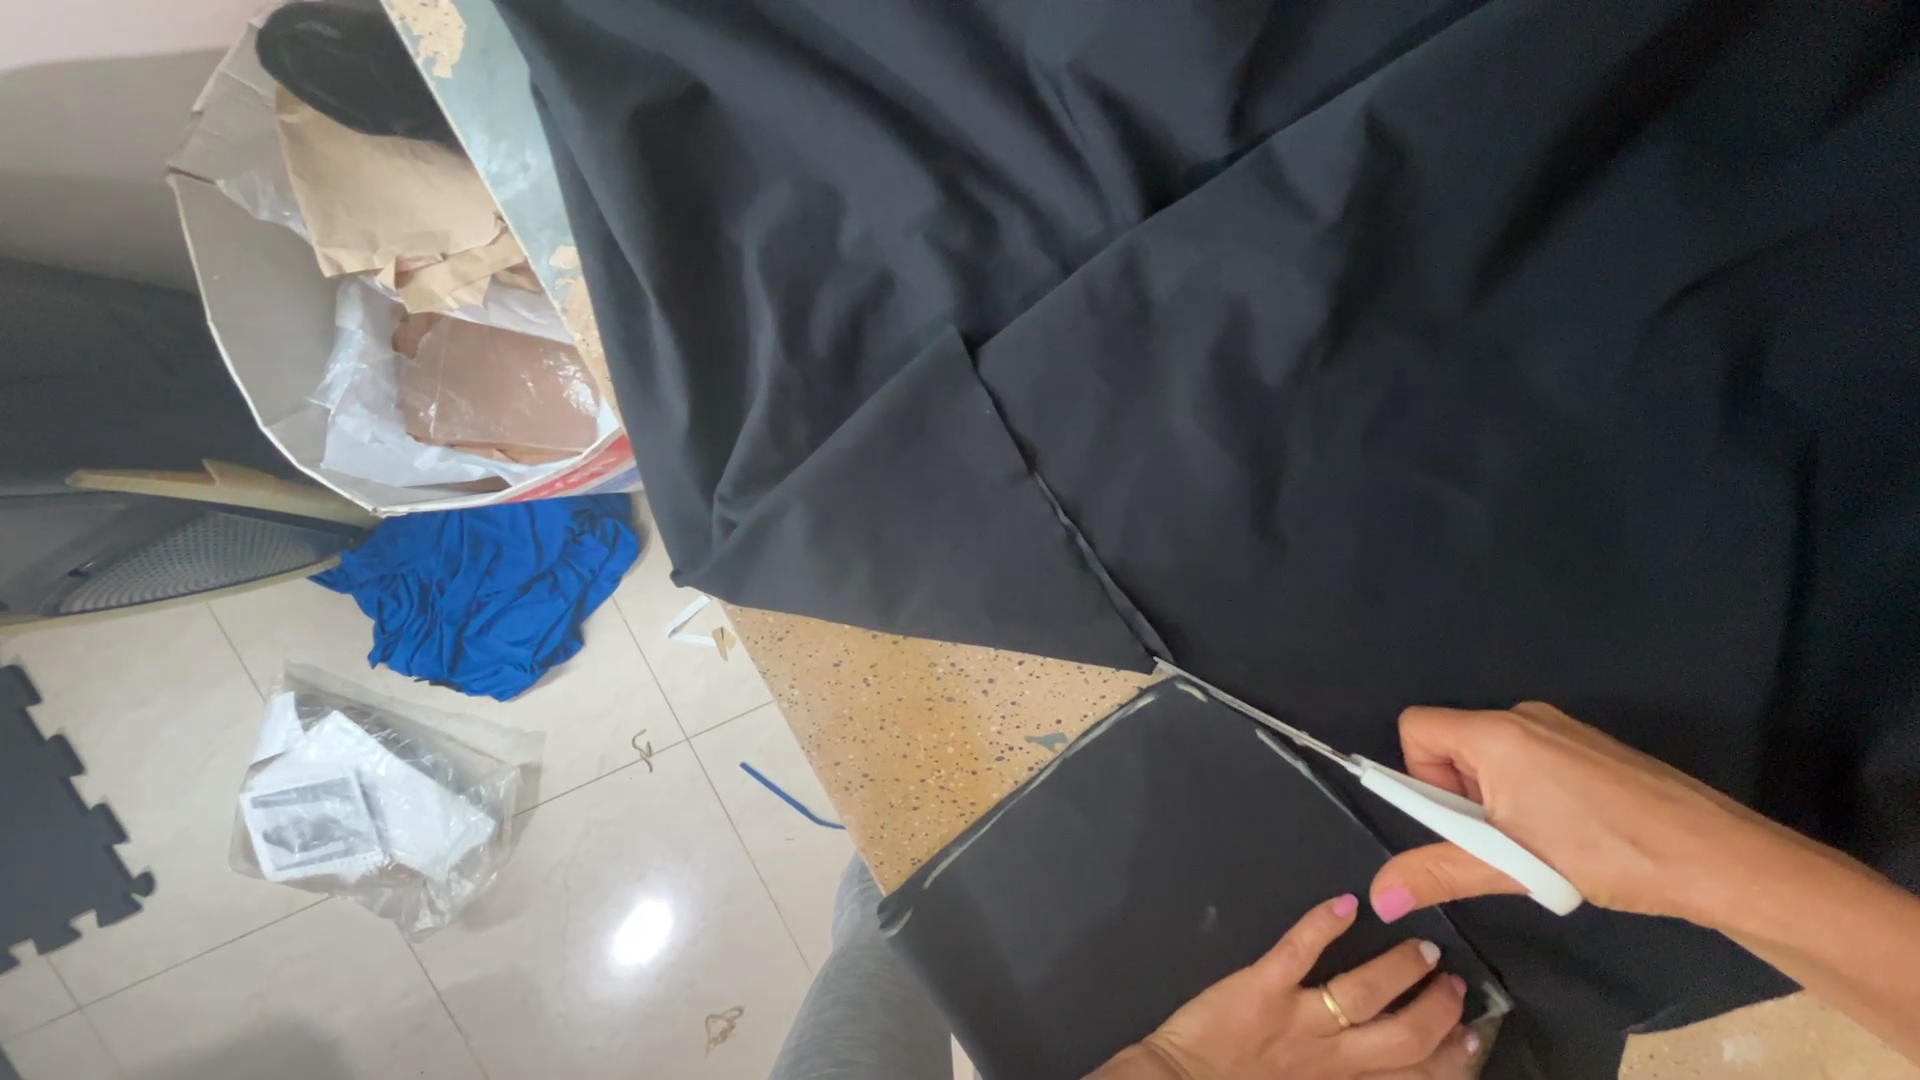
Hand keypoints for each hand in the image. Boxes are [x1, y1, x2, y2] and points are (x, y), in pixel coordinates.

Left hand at [1092, 895, 1478, 1079]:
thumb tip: (1386, 1071)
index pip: (1416, 1075)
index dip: (1452, 1055)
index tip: (1472, 1032)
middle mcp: (1335, 1061)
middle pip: (1405, 1034)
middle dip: (1437, 1009)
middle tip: (1454, 980)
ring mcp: (1298, 1021)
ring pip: (1363, 990)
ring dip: (1398, 968)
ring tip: (1422, 946)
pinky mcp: (1261, 987)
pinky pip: (1298, 950)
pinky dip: (1322, 925)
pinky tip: (1345, 904)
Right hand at [1367, 702, 1776, 923]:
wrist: (1729, 862)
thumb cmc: (1609, 852)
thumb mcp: (1512, 866)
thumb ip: (1436, 872)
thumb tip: (1378, 896)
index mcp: (1494, 733)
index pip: (1414, 727)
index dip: (1419, 773)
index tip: (1460, 817)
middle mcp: (1521, 716)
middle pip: (1452, 744)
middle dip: (1462, 793)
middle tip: (1504, 838)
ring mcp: (1561, 728)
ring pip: (1493, 756)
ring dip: (1498, 798)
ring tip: (1544, 842)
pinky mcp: (1592, 747)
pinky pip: (1531, 760)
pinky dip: (1532, 794)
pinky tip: (1575, 833)